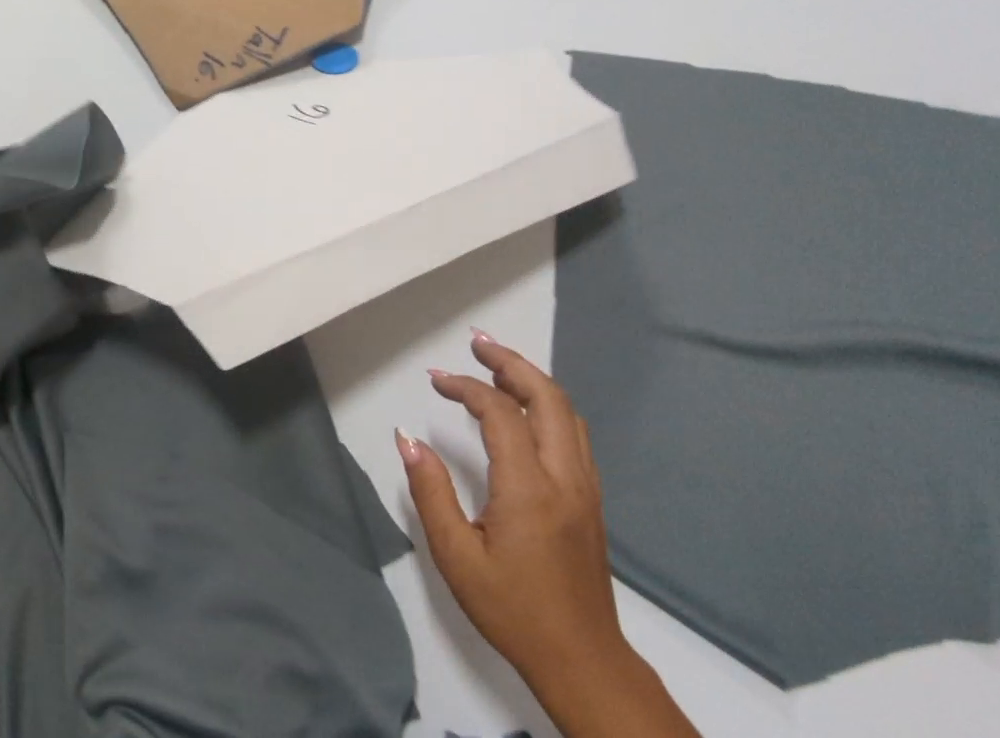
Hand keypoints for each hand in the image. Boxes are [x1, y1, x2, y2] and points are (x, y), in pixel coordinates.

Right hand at [397, 330, 624, 685]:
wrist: (580, 656)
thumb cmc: (510, 607)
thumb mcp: (455, 555)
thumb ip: (431, 491)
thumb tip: (408, 440)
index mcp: (529, 489)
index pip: (501, 414)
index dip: (467, 388)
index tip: (435, 381)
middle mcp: (566, 478)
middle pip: (549, 399)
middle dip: (511, 363)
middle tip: (476, 343)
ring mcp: (586, 488)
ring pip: (569, 414)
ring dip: (533, 381)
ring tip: (496, 366)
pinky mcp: (591, 501)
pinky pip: (574, 436)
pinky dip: (548, 407)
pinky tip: (524, 411)